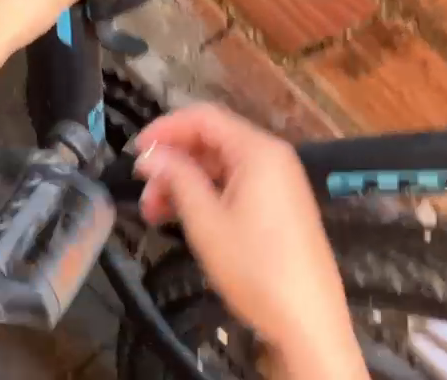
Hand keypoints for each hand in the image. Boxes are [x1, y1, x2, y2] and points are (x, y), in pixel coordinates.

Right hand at [134, 104, 365, 375]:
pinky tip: (181, 218)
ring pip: (218, 167)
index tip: (136, 150)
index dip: (164, 128)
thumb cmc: (256, 269)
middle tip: (143, 187)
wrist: (310, 329)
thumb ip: (176, 177)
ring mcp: (278, 184)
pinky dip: (205, 196)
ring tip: (154, 211)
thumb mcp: (205, 220)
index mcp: (258, 151)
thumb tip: (151, 155)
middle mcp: (271, 159)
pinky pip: (234, 186)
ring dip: (184, 182)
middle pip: (210, 142)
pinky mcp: (279, 208)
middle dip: (172, 161)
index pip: (202, 118)